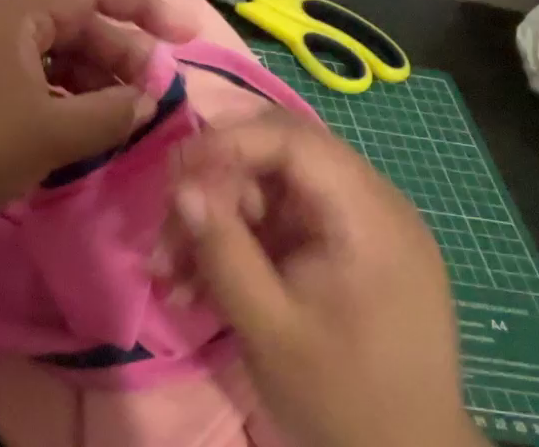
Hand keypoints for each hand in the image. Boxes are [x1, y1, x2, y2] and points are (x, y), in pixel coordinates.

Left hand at [0, 0, 195, 238]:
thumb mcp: (53, 133)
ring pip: (50, 52)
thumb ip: (110, 112)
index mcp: (15, 14)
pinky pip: (28, 74)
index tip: (183, 35)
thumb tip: (146, 100)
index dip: (141, 9)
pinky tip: (81, 125)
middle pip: (71, 23)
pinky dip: (60, 94)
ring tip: (123, 113)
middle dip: (118, 53)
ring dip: (91, 77)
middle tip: (153, 92)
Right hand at [162, 112, 484, 446]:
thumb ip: (224, 251)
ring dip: (215, 221)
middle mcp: (369, 205)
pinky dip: (236, 244)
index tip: (173, 174)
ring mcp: (356, 226)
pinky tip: (198, 287)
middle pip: (275, 157)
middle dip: (213, 186)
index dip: (226, 143)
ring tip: (170, 275)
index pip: (292, 139)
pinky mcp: (341, 249)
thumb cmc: (344, 399)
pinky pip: (276, 223)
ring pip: (266, 190)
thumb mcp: (270, 329)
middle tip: (168, 228)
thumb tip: (180, 186)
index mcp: (369, 216)